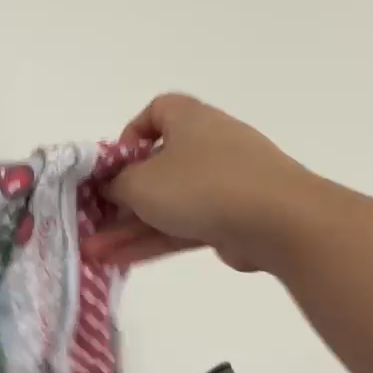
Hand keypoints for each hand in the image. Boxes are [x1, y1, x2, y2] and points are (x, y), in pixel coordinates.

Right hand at [83, 93, 323, 272]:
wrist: (279, 221)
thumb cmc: (200, 186)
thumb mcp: (139, 183)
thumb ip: (115, 184)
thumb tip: (112, 187)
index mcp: (189, 121)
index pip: (157, 111)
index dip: (129, 135)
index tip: (113, 165)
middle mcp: (208, 145)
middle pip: (155, 167)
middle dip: (120, 199)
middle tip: (93, 221)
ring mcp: (223, 182)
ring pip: (166, 203)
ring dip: (128, 228)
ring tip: (94, 253)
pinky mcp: (232, 216)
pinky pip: (182, 224)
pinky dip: (152, 240)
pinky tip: (119, 261)